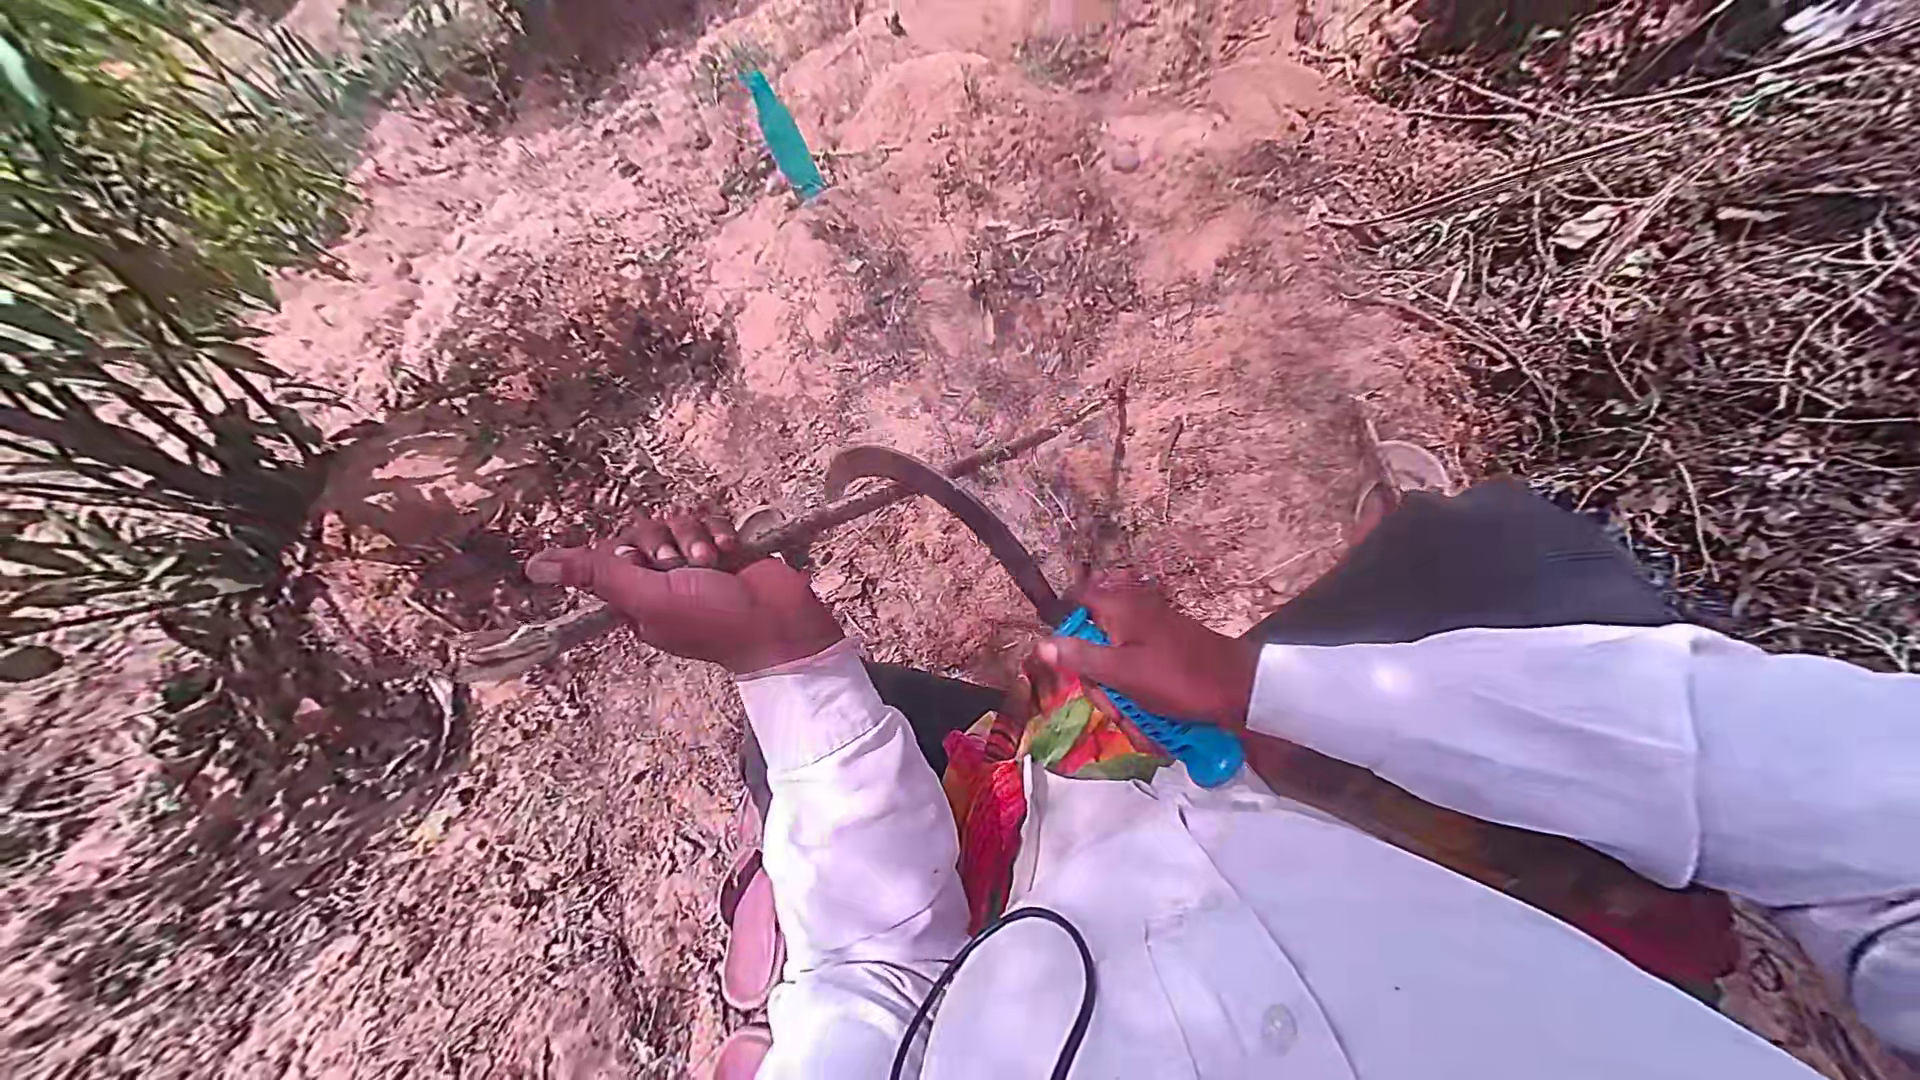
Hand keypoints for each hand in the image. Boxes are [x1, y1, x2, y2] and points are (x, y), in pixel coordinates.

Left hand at [524, 511, 842, 674]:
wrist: (779, 620)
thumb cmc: (715, 620)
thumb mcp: (649, 600)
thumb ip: (598, 575)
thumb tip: (533, 566)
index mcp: (639, 598)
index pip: (615, 552)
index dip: (631, 549)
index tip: (649, 562)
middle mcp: (666, 578)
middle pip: (646, 531)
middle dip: (666, 541)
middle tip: (683, 563)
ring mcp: (699, 563)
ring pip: (678, 523)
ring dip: (696, 536)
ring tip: (714, 559)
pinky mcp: (728, 549)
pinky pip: (710, 520)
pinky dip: (719, 530)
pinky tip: (731, 548)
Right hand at [1035, 577, 1259, 728]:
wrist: (1242, 692)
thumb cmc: (1179, 678)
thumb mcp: (1122, 672)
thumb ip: (1080, 657)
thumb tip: (1041, 643)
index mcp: (1118, 608)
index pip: (1075, 602)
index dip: (1063, 628)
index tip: (1066, 662)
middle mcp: (1132, 616)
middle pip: (1093, 644)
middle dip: (1100, 684)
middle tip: (1114, 707)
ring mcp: (1150, 637)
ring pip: (1116, 668)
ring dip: (1122, 702)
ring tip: (1140, 725)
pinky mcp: (1164, 658)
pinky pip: (1138, 678)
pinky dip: (1141, 702)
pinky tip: (1153, 725)